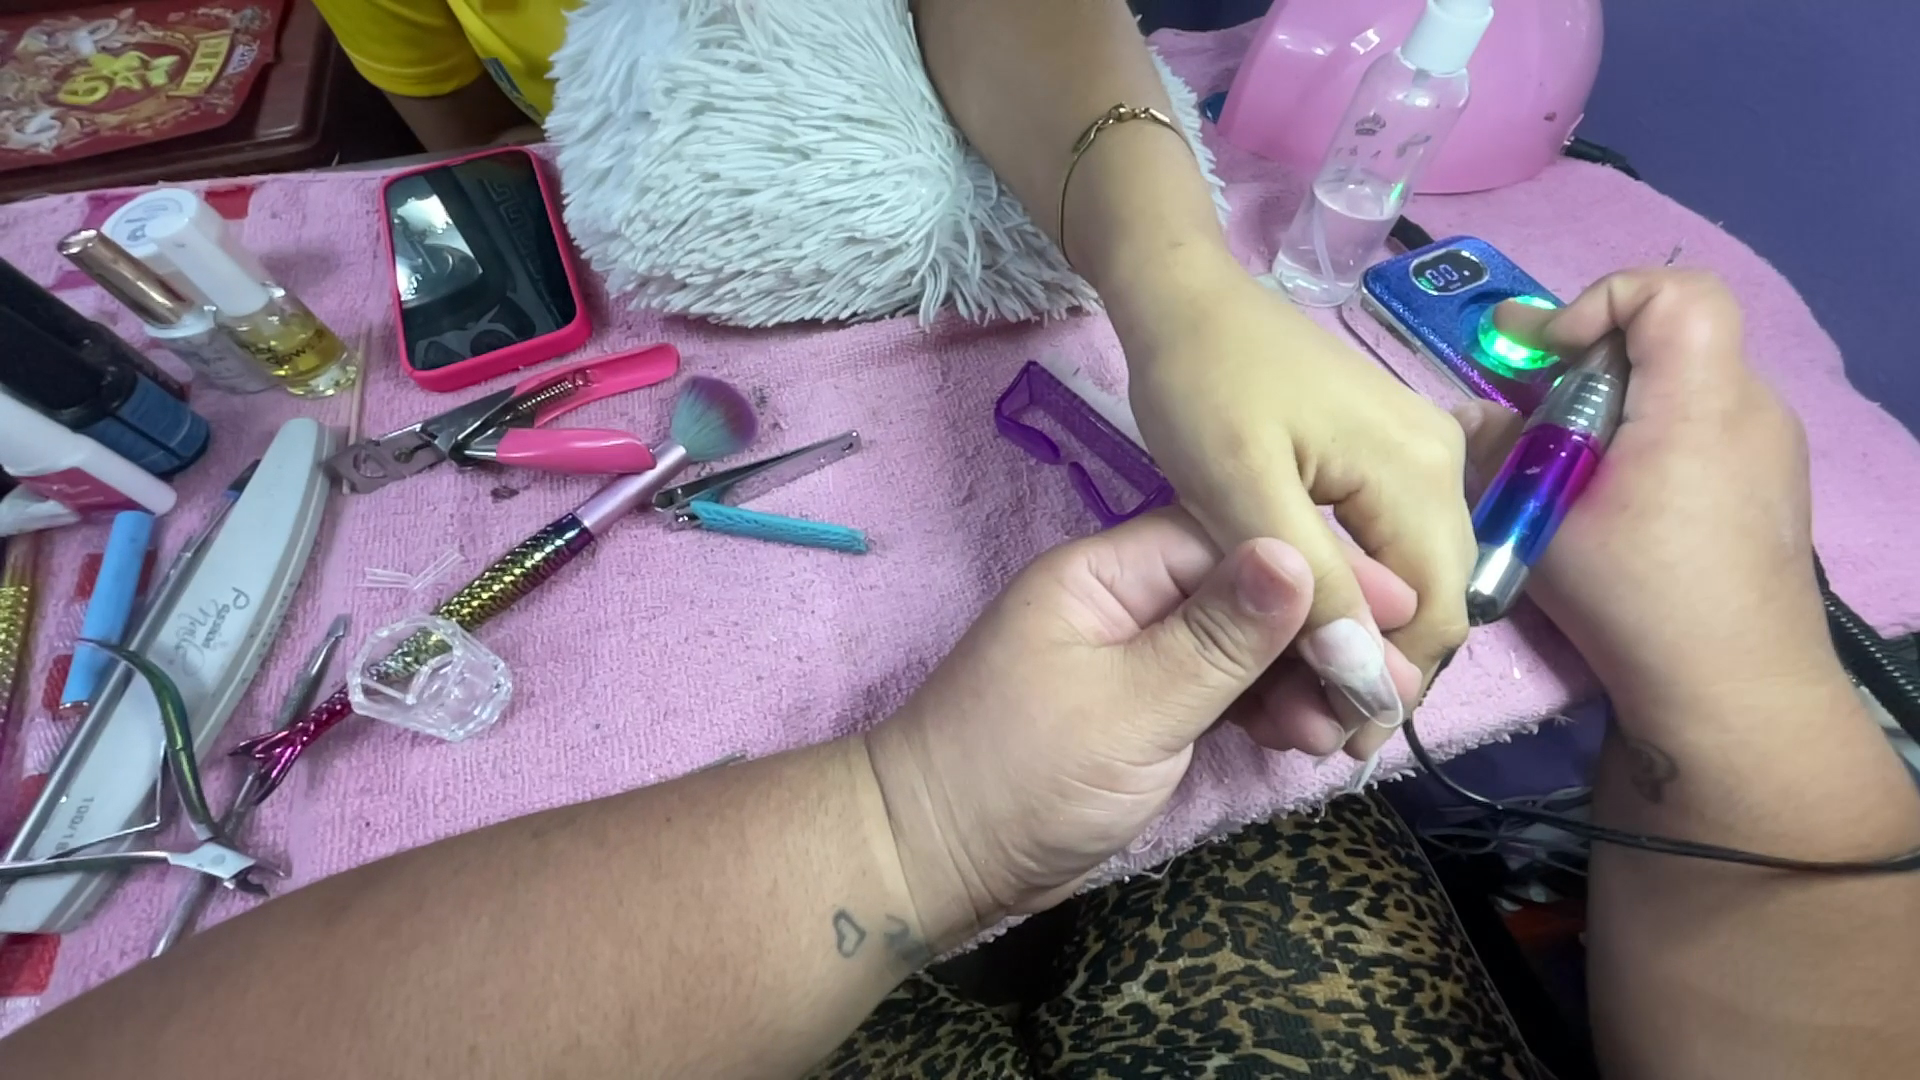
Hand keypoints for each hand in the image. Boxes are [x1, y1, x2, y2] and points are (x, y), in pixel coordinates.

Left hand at [865, 509, 1423, 949]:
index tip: (1393, 604)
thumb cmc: (1022, 770)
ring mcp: (1134, 658)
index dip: (1308, 567)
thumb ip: (1216, 636)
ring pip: (1234, 649)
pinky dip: (1260, 711)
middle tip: (1386, 686)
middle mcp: (1123, 602)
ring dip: (1294, 682)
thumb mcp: (1130, 703)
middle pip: (1237, 595)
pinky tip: (1302, 737)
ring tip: (1342, 727)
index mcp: (1105, 573)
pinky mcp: (1142, 709)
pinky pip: (1216, 693)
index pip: (1222, 539)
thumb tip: (1295, 552)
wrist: (940, 854)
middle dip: (1312, 636)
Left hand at [1105, 247, 1472, 759]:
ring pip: (1398, 573)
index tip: (1335, 738)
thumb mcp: (1240, 489)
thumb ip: (1310, 580)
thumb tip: (1368, 675)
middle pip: (1428, 596)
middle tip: (1310, 727)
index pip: (1437, 612)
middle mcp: (1435, 464)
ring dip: (1355, 635)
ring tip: (1297, 689)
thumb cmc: (1200, 389)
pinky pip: (1370, 541)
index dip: (1391, 683)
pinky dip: (1340, 592)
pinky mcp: (1364, 454)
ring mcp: (1404, 454)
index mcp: (1418, 475)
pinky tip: (1296, 624)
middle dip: (1375, 667)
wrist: (1180, 303)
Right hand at [1456, 270, 1837, 721]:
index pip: (1677, 294)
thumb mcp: (1536, 521)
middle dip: (1581, 363)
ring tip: (1551, 464)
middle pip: (1665, 338)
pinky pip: (1688, 423)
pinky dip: (1630, 434)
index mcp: (1700, 407)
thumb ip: (1493, 453)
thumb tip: (1465, 415)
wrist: (1726, 679)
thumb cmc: (1630, 592)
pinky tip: (1596, 494)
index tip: (1541, 354)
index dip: (1600, 301)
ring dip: (1601, 404)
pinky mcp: (1759, 478)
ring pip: (1673, 384)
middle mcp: (1748, 409)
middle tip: (1521, 413)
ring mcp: (1762, 445)